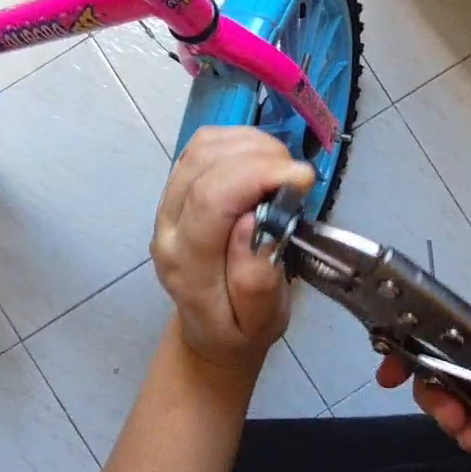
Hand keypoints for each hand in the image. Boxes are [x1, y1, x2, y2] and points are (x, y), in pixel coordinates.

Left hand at [152, 127, 315, 372]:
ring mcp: (167, 203)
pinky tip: (263, 162)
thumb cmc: (240, 327)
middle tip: (298, 177)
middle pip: (204, 164)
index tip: (303, 177)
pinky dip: (239, 142)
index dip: (258, 174)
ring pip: (202, 147)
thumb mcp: (261, 323)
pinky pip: (202, 146)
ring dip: (251, 145)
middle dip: (261, 156)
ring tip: (283, 170)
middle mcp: (168, 228)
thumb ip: (256, 281)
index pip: (211, 200)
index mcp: (187, 264)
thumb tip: (254, 224)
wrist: (210, 329)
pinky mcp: (177, 187)